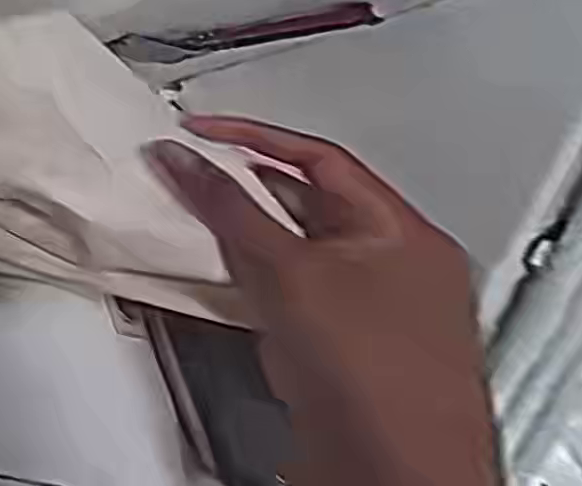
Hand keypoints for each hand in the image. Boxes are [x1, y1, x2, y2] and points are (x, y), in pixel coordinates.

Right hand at [145, 116, 500, 485]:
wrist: (385, 461)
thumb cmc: (374, 373)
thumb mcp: (282, 264)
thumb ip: (223, 202)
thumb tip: (181, 156)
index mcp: (400, 232)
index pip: (317, 156)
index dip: (252, 134)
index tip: (200, 128)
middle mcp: (390, 257)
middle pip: (301, 192)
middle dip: (239, 177)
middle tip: (189, 163)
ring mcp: (365, 292)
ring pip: (288, 230)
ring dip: (239, 216)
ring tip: (194, 203)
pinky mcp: (335, 321)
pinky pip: (282, 265)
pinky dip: (246, 252)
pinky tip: (219, 254)